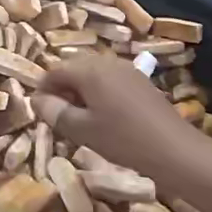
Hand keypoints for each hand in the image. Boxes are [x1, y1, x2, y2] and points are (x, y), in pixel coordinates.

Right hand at [35, 54, 211, 186]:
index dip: (42, 90)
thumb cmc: (122, 139)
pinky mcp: (141, 82)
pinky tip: (104, 118)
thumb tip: (37, 100)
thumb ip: (55, 112)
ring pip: (93, 75)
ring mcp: (127, 70)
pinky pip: (111, 81)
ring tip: (80, 120)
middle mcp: (107, 61)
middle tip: (59, 117)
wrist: (174, 150)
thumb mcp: (81, 130)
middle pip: (74, 69)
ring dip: (81, 92)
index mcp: (90, 70)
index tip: (39, 112)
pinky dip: (100, 94)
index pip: (54, 71)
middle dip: (62, 89)